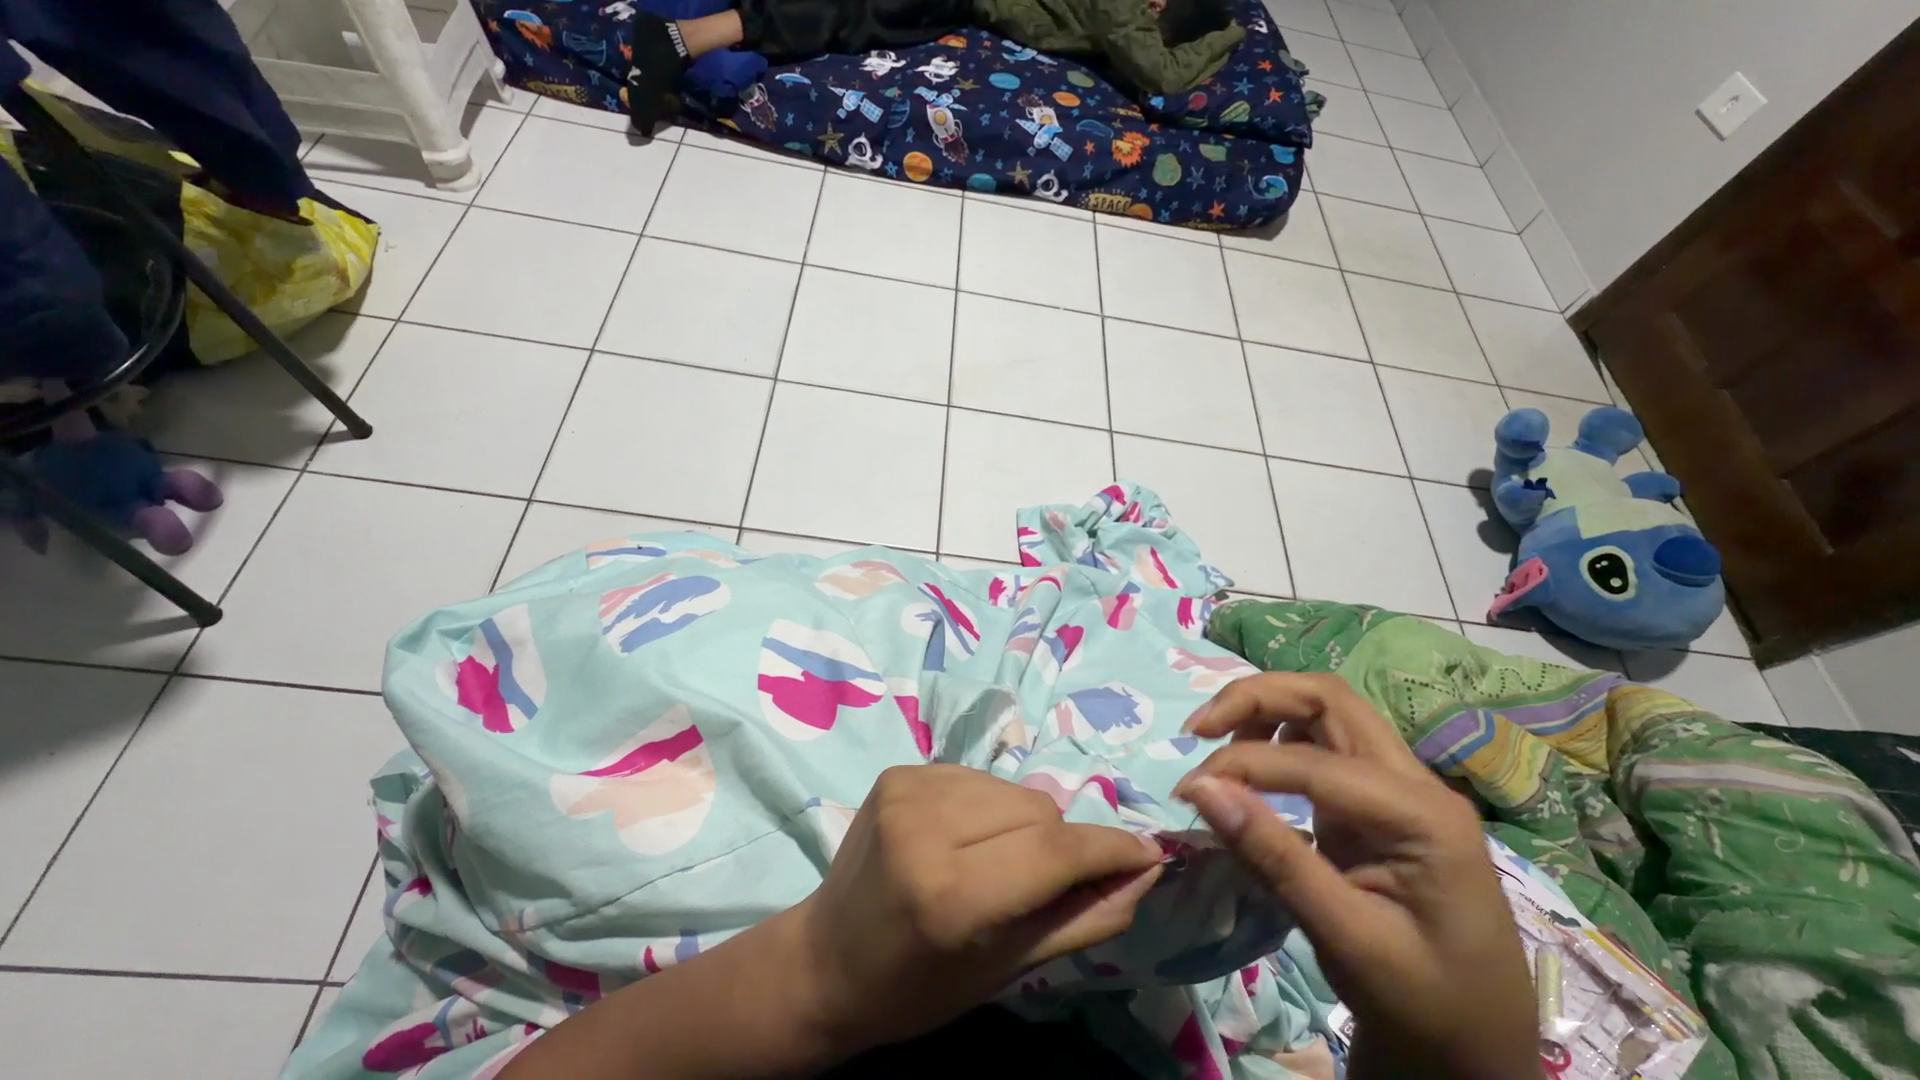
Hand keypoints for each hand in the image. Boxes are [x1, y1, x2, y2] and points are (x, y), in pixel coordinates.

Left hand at [792, 764, 1163, 1055]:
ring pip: (1013, 788)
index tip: (1148, 853)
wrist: (825, 961)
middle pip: (1040, 811)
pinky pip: (978, 778)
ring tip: (997, 861)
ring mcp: (906, 790)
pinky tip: (965, 838)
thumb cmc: (920, 987)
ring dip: (1025, 822)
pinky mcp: (897, 772)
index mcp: (951, 893)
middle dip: (1062, 844)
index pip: (1056, 850)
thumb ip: (1086, 917)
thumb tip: (1147, 870)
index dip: (1111, 849)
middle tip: (1043, 884)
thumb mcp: (1010, 970)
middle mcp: (926, 826)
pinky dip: (989, 806)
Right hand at [1175, 675, 1540, 1079]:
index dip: (1244, 763)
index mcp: (1422, 815)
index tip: (1188, 791)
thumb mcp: (1345, 936)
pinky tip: (1251, 766)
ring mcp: (1402, 789)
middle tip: (1197, 728)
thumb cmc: (1420, 1001)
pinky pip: (1328, 746)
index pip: (1316, 759)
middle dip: (1257, 698)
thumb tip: (1201, 788)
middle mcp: (1416, 783)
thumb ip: (1274, 856)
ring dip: (1268, 710)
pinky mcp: (1380, 804)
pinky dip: (1280, 738)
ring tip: (1217, 741)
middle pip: (1330, 699)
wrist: (1474, 1048)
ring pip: (1330, 711)